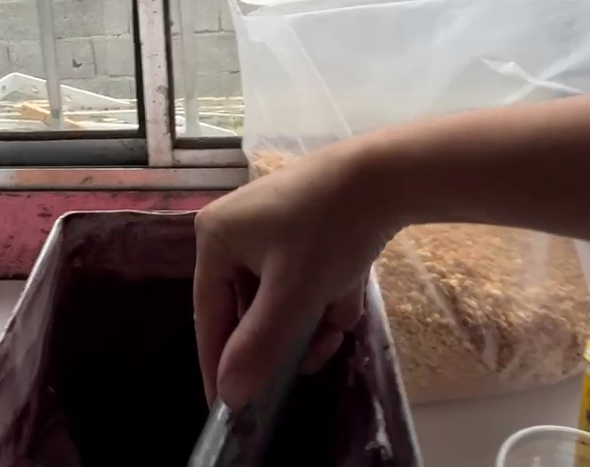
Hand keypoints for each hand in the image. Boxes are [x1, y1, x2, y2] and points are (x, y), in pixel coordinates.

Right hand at [194, 143, 398, 408]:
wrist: (381, 176)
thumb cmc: (325, 230)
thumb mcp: (293, 294)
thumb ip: (259, 346)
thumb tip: (229, 396)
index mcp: (215, 238)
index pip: (208, 313)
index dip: (218, 362)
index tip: (228, 412)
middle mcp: (232, 231)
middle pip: (247, 307)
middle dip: (283, 336)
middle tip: (310, 358)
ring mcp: (265, 228)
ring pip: (278, 299)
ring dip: (309, 321)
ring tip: (336, 325)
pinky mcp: (296, 229)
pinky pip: (297, 280)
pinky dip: (321, 298)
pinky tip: (345, 296)